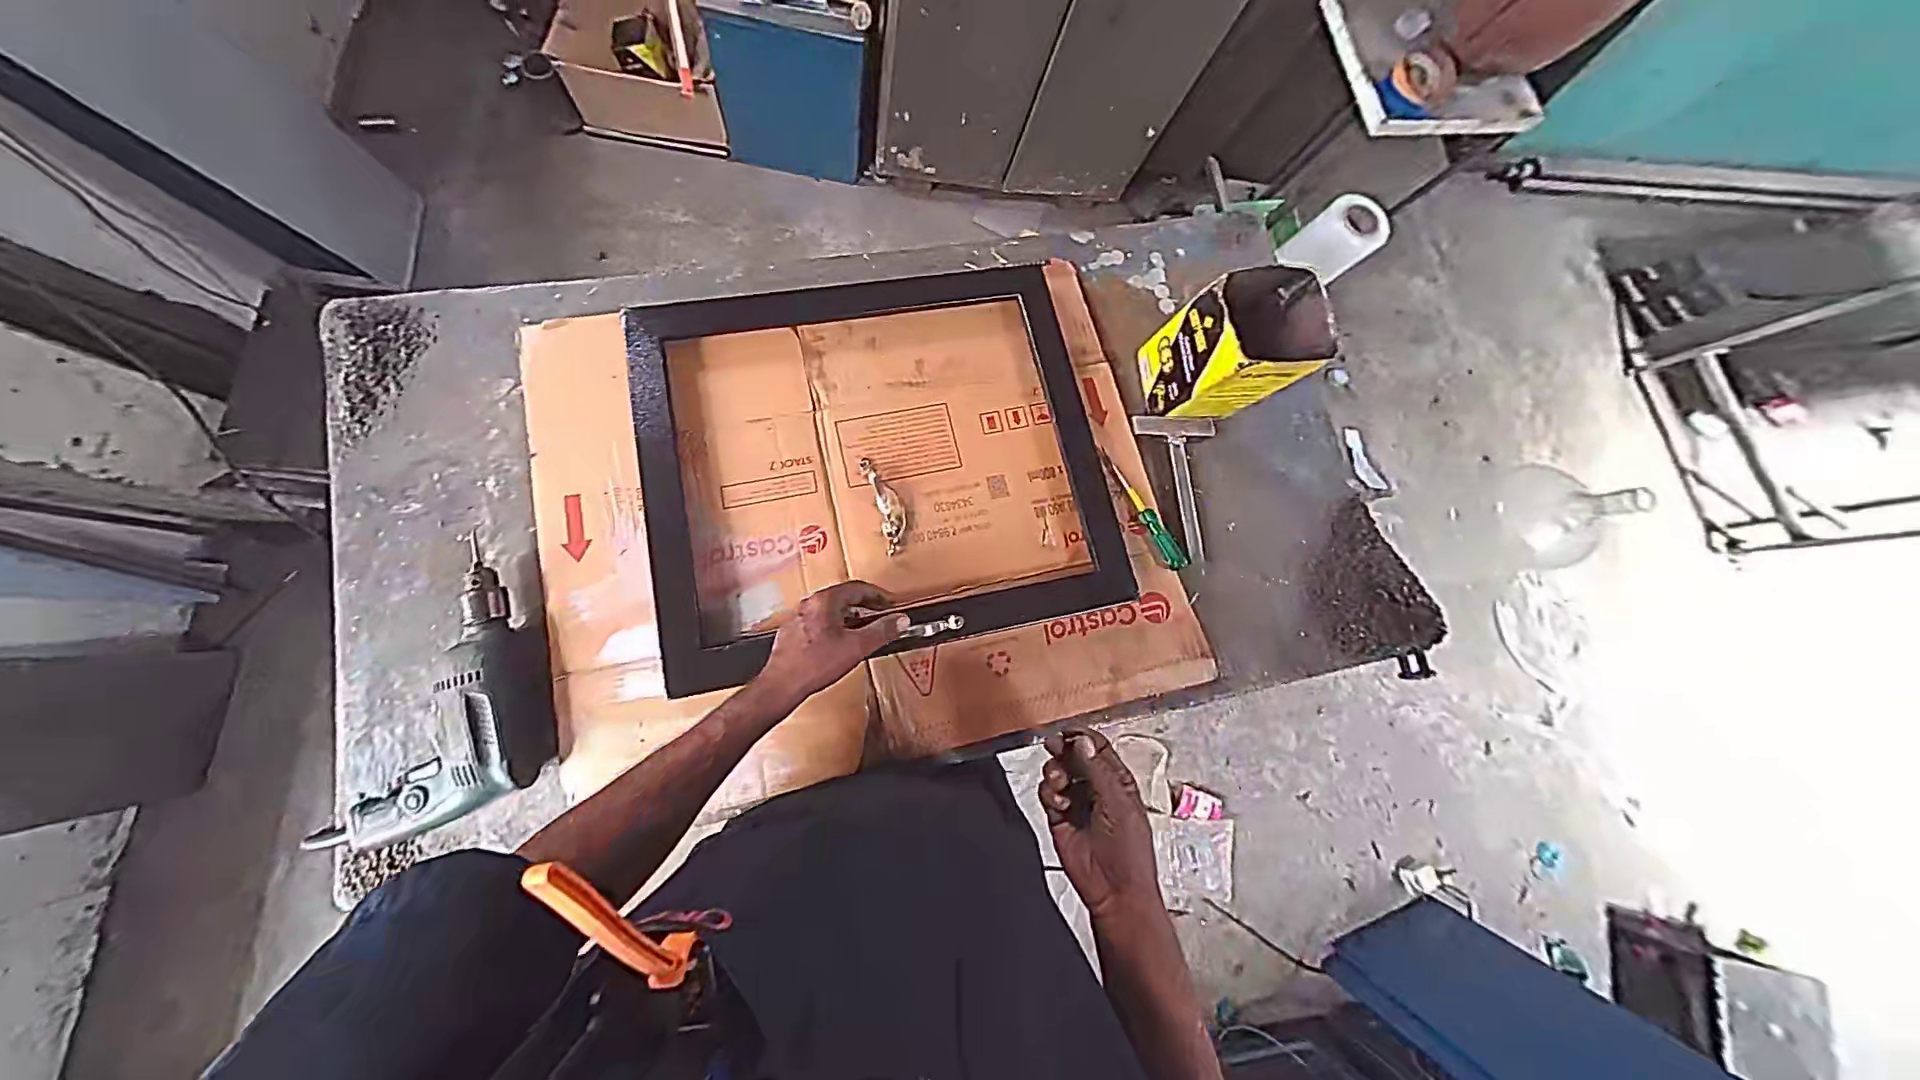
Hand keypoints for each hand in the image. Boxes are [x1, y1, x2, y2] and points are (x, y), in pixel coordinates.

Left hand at [753, 581, 908, 705]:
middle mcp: (809, 605)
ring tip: (862, 629)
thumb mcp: (856, 647)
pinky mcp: (793, 634)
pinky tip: (839, 643)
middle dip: (864, 605)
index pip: (857, 588)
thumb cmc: (812, 665)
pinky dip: (834, 627)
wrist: (782, 685)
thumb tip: (900, 621)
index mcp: (824, 601)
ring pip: (829, 610)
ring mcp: (799, 619)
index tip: (888, 603)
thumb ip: (881, 631)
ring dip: (849, 616)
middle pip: (842, 596)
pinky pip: (818, 623)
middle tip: (878, 613)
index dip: (877, 595)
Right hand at [1040, 729, 1161, 922]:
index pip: (1097, 747)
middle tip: (1054, 747)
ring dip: (1055, 772)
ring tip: (1060, 783)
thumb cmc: (1130, 852)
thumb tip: (1083, 742)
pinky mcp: (1060, 817)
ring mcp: (1077, 802)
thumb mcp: (1117, 803)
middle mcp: (1096, 788)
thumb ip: (1097, 770)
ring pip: (1058, 772)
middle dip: (1063, 749)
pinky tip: (1059, 804)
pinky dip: (1049, 793)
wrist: (1115, 890)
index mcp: (1117, 780)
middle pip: (1073, 756)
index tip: (1067, 732)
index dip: (1082, 736)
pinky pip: (1047, 794)